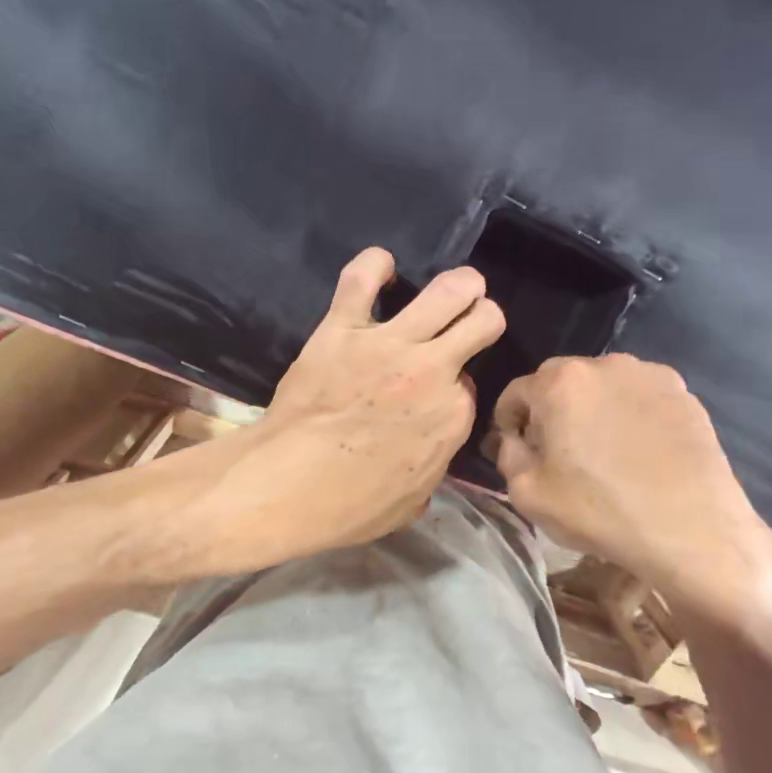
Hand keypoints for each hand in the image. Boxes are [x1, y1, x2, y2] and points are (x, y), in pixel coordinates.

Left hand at [194, 247, 503, 569]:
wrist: (287, 486)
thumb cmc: (348, 507)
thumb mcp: (410, 504)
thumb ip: (429, 469)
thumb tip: (426, 456)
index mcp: (453, 416)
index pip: (468, 383)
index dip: (453, 384)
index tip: (432, 393)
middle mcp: (433, 371)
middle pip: (483, 321)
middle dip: (481, 319)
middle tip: (465, 324)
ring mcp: (389, 343)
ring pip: (449, 290)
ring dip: (460, 285)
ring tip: (454, 289)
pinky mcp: (342, 327)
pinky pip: (362, 277)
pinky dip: (374, 265)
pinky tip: (381, 268)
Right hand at [488, 354, 771, 623]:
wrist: (692, 531)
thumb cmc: (599, 510)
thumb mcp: (526, 492)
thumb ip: (507, 454)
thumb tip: (514, 439)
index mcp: (559, 382)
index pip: (515, 393)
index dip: (507, 422)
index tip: (515, 449)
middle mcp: (604, 364)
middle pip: (559, 382)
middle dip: (549, 411)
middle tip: (555, 451)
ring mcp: (650, 375)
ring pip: (601, 387)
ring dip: (589, 410)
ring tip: (600, 451)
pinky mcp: (685, 395)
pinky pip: (638, 398)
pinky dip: (628, 416)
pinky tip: (636, 453)